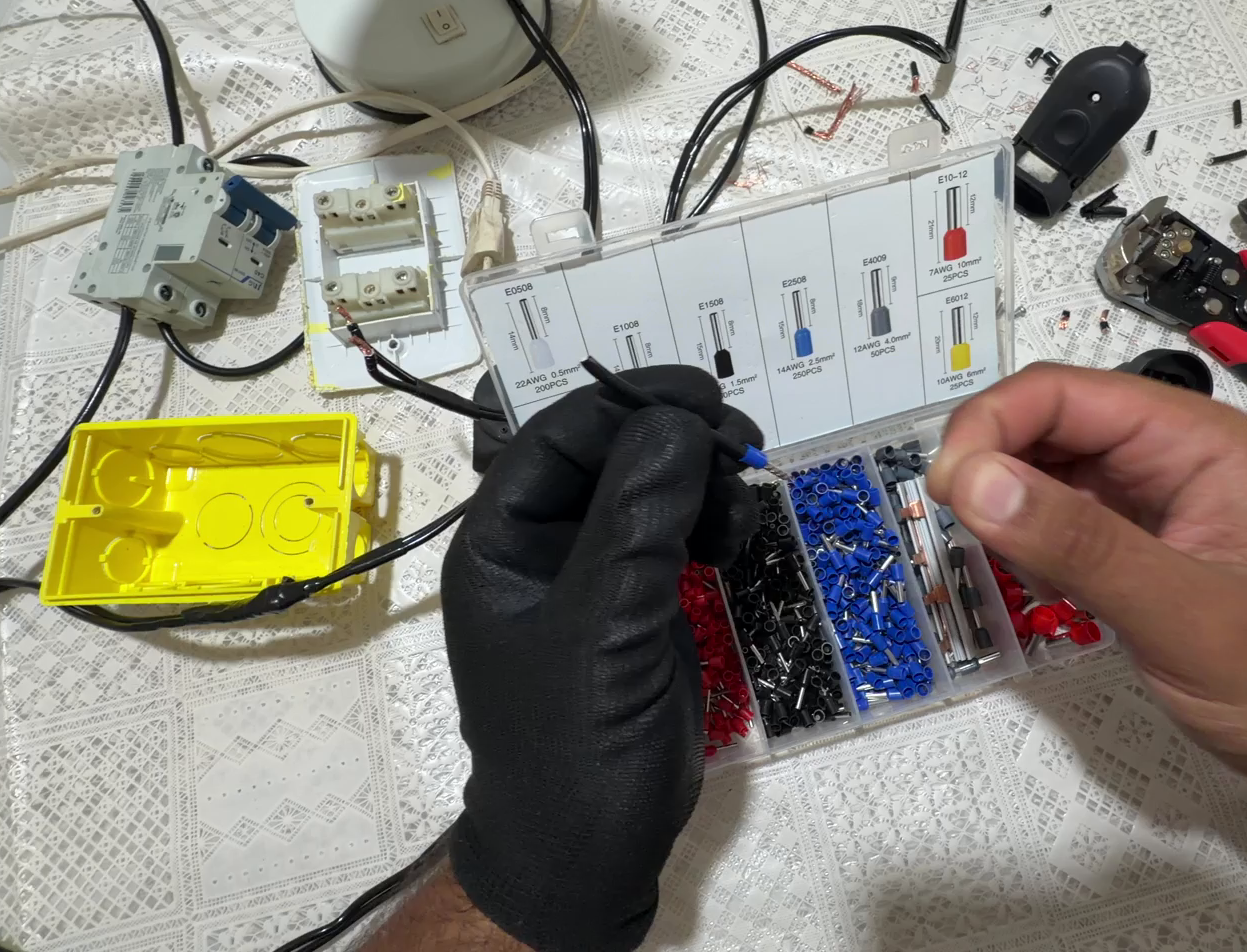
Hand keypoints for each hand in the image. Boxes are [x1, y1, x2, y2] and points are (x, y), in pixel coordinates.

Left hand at [439, 366, 760, 951]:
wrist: (591, 851)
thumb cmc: (573, 747)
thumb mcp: (600, 631)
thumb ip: (634, 523)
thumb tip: (676, 422)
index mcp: (504, 539)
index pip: (558, 438)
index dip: (627, 405)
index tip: (703, 396)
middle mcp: (546, 540)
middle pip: (611, 453)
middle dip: (676, 440)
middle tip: (742, 441)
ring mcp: (597, 566)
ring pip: (652, 484)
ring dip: (702, 481)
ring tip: (740, 504)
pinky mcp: (640, 591)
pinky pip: (678, 526)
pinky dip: (712, 519)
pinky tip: (733, 541)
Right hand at [926, 362, 1246, 797]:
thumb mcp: (1189, 615)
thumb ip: (1078, 544)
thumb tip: (968, 480)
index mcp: (1194, 440)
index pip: (1060, 393)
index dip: (988, 426)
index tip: (944, 492)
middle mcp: (1169, 453)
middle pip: (1046, 423)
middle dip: (991, 464)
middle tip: (960, 530)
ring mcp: (1154, 497)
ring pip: (1046, 468)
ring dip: (1007, 504)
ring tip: (1005, 561)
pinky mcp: (1141, 539)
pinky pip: (1061, 514)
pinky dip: (1030, 537)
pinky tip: (1035, 577)